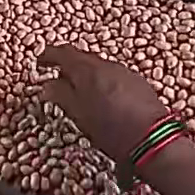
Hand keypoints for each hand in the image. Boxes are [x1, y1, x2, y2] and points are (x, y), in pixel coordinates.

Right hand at [37, 45, 172, 163]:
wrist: (154, 142)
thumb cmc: (111, 129)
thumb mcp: (78, 113)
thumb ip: (60, 94)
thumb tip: (48, 85)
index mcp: (86, 70)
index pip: (62, 52)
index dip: (48, 55)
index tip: (40, 61)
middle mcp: (106, 66)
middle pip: (81, 58)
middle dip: (67, 66)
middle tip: (56, 78)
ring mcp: (125, 73)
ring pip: (99, 68)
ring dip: (86, 76)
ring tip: (78, 93)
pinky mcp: (139, 84)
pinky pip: (114, 77)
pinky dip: (102, 83)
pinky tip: (102, 100)